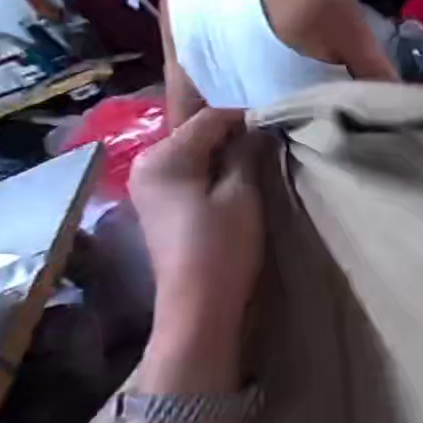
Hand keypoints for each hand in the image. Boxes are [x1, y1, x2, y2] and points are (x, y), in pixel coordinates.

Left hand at [128, 109, 263, 343]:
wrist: (198, 305)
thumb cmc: (222, 246)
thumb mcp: (242, 194)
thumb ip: (246, 153)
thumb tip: (254, 127)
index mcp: (163, 156)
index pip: (209, 118)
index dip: (245, 117)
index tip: (276, 125)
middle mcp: (146, 163)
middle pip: (195, 132)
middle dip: (232, 133)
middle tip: (268, 142)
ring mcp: (148, 186)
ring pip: (192, 152)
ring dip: (223, 152)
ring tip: (256, 160)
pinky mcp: (158, 206)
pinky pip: (188, 173)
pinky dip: (211, 170)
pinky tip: (234, 181)